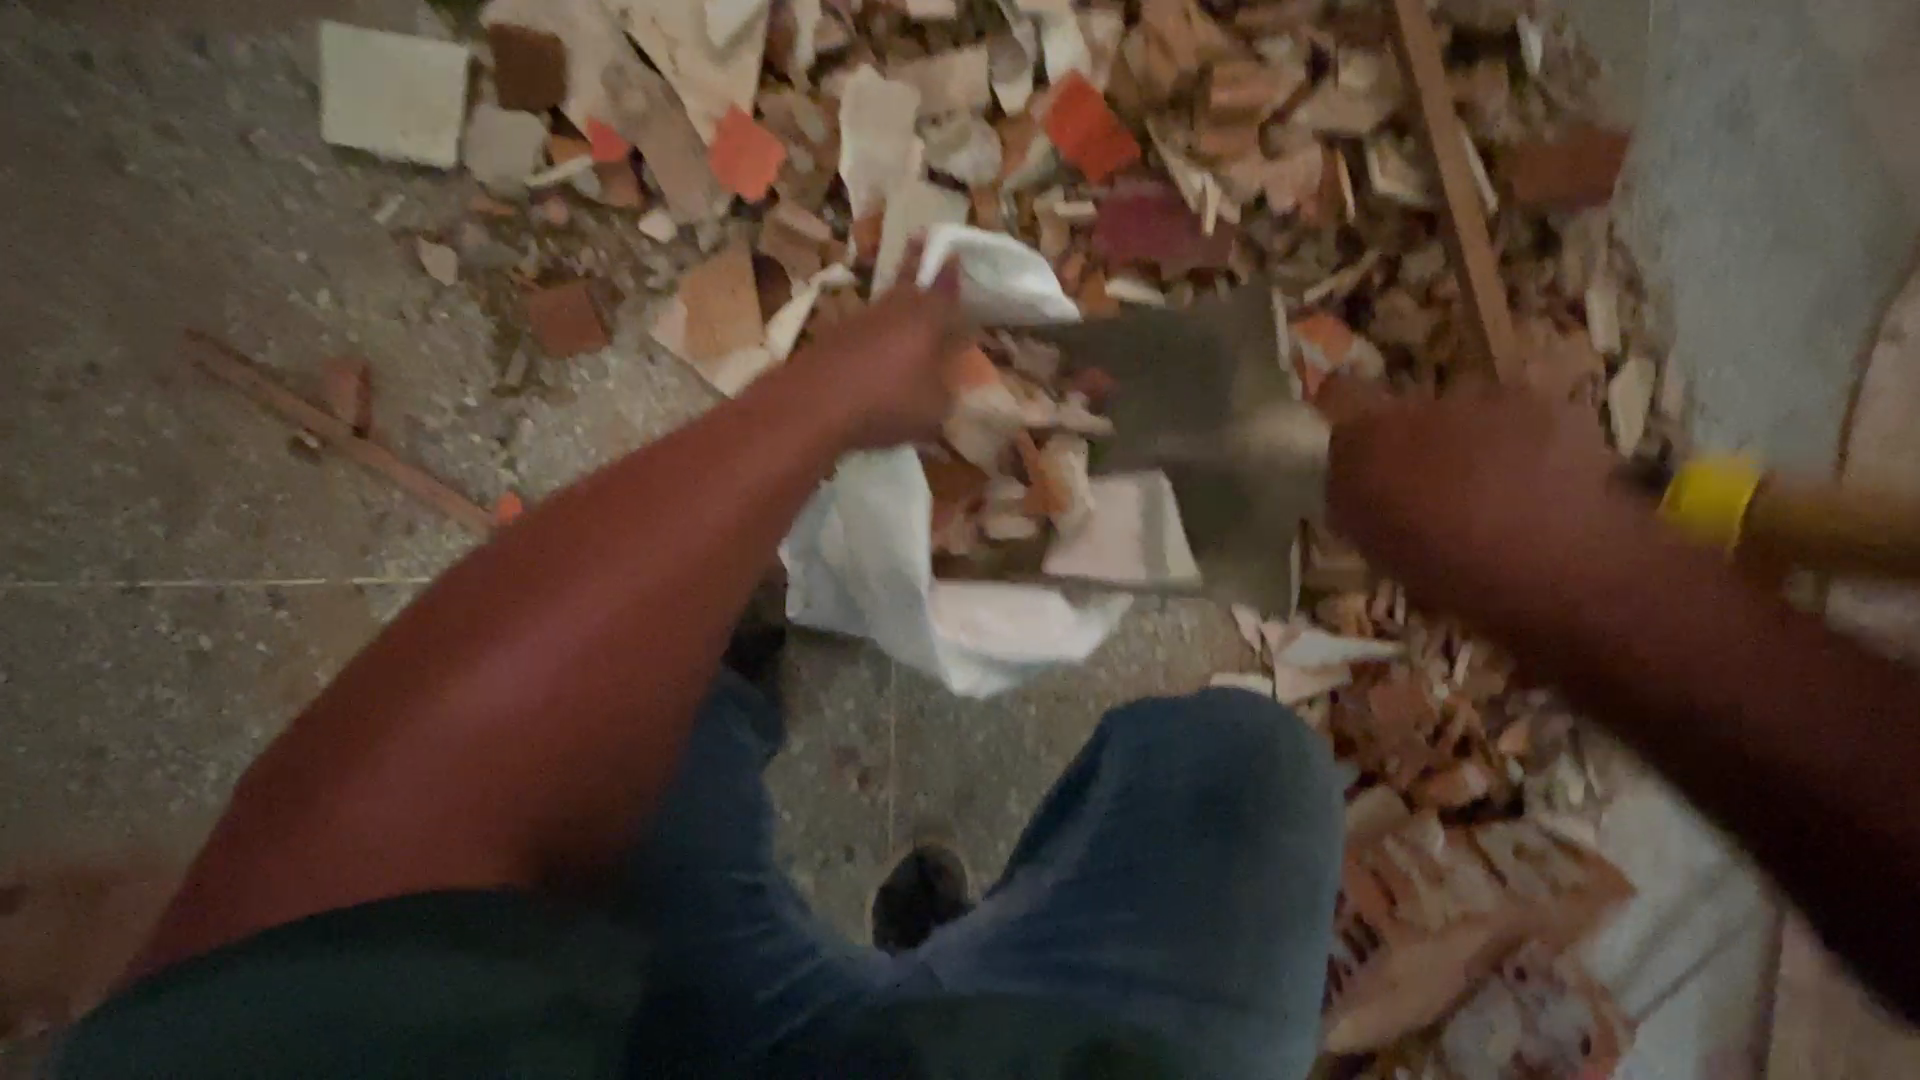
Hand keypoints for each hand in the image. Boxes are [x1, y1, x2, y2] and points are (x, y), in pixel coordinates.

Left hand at [784, 259, 971, 450]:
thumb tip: (948, 386)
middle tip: (919, 238)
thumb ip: (947, 392)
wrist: (812, 405)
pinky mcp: (832, 339)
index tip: (954, 253)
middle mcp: (893, 310)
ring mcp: (858, 321)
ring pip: (884, 304)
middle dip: (916, 261)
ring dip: (894, 299)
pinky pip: (863, 330)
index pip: (944, 289)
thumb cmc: (887, 402)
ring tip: (903, 298)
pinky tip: (874, 348)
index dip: (951, 274)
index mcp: (926, 319)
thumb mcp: (935, 409)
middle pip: (907, 280)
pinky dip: (873, 333)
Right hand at [1323, 378, 1647, 620]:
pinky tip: (1541, 485)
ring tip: (1495, 489)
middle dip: (1415, 437)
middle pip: (1409, 408)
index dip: (1339, 407)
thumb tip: (1350, 475)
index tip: (1347, 433)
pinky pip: (1526, 420)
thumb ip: (1352, 495)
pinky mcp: (1551, 408)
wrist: (1556, 566)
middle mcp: (1424, 403)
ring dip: (1472, 440)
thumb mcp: (1372, 544)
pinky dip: (1528, 445)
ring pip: (1469, 413)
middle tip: (1432, 483)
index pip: (1337, 392)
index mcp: (1370, 436)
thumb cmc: (1446, 567)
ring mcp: (1492, 401)